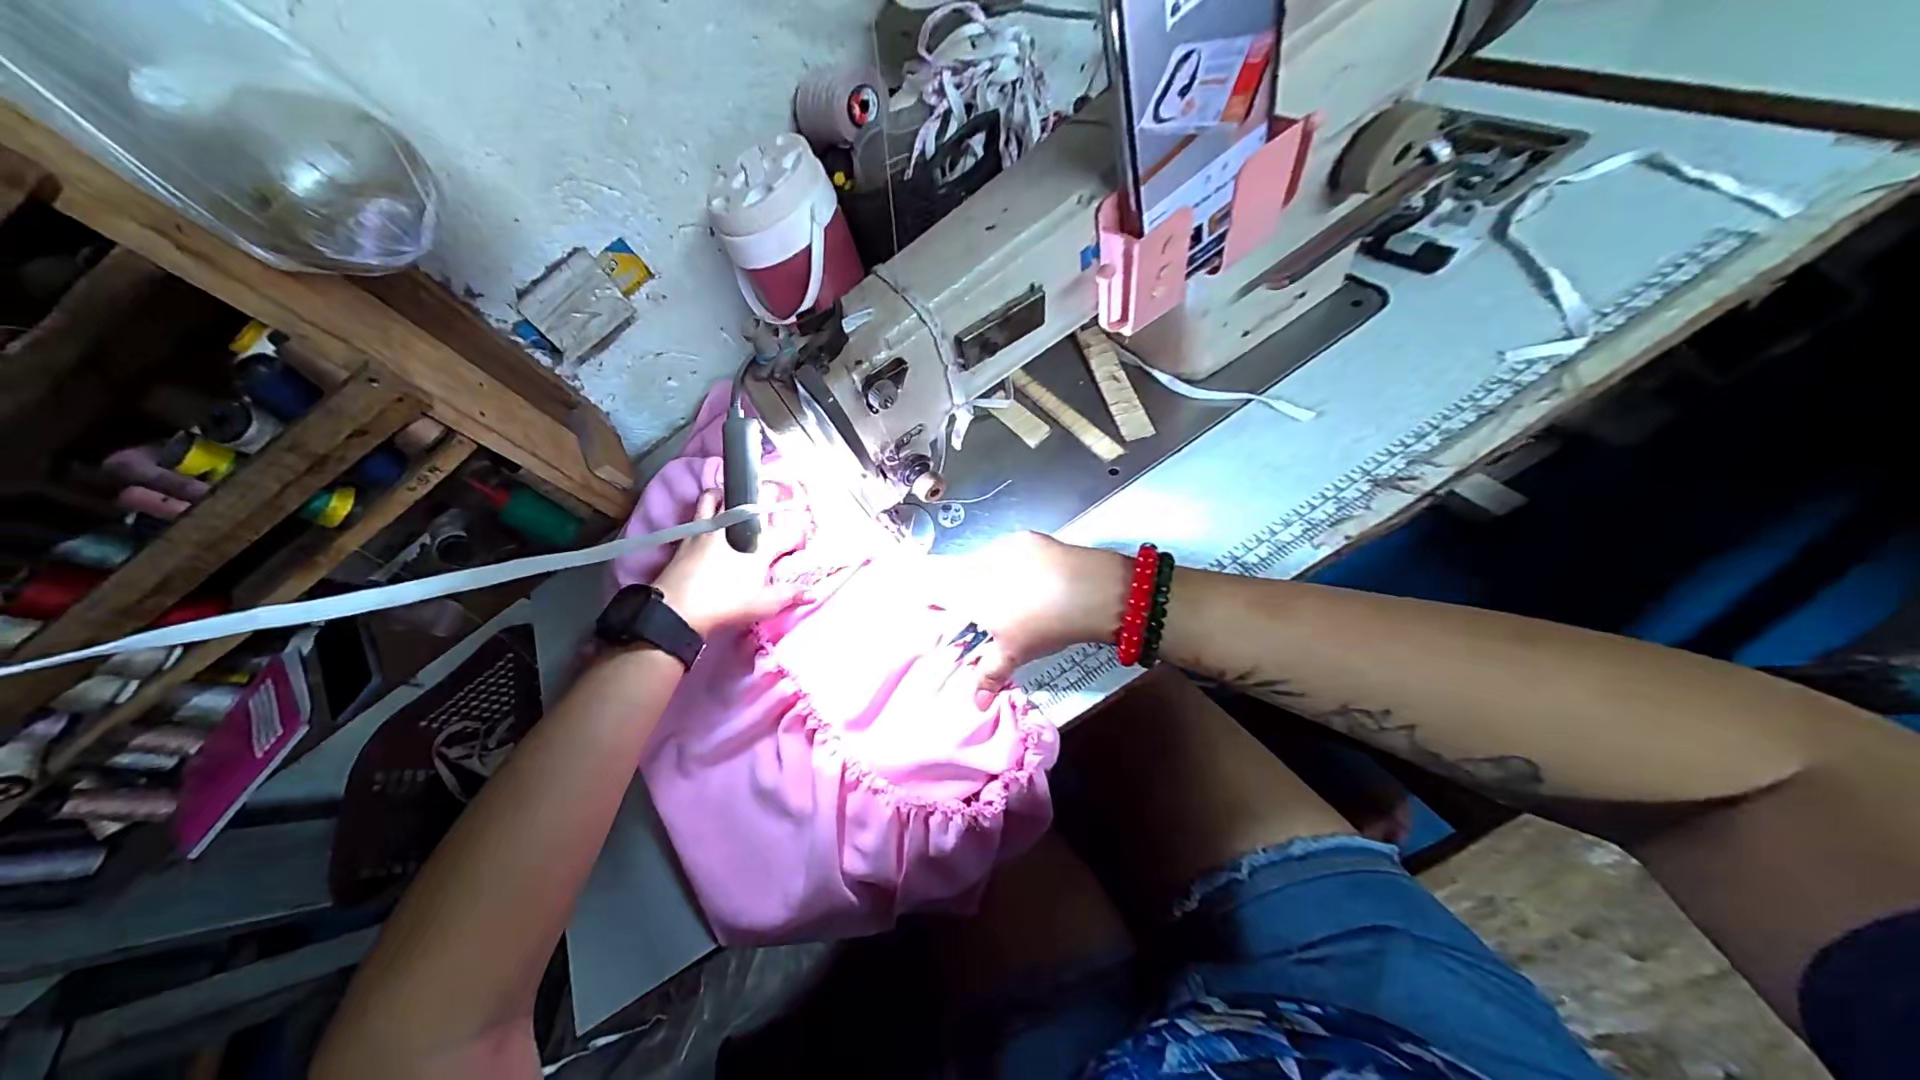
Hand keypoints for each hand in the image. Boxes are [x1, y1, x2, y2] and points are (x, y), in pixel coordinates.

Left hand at [653, 487, 805, 635]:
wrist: (677, 609)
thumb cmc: (724, 607)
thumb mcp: (761, 606)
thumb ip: (788, 595)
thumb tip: (814, 593)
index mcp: (761, 547)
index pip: (788, 532)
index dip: (800, 529)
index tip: (803, 527)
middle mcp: (740, 530)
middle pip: (761, 504)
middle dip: (773, 497)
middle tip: (779, 495)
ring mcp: (714, 526)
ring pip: (730, 495)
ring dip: (739, 493)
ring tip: (743, 496)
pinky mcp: (693, 529)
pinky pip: (704, 503)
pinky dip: (713, 497)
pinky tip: (715, 502)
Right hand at [913, 531, 1129, 708]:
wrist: (1096, 590)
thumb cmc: (1045, 625)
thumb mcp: (1015, 653)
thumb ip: (989, 674)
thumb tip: (977, 703)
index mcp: (967, 590)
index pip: (931, 586)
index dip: (930, 600)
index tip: (938, 614)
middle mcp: (978, 562)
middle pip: (954, 572)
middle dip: (959, 591)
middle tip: (976, 612)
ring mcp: (1004, 545)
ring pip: (980, 560)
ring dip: (983, 577)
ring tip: (1005, 597)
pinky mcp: (1027, 536)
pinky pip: (1005, 551)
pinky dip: (1008, 565)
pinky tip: (1028, 581)